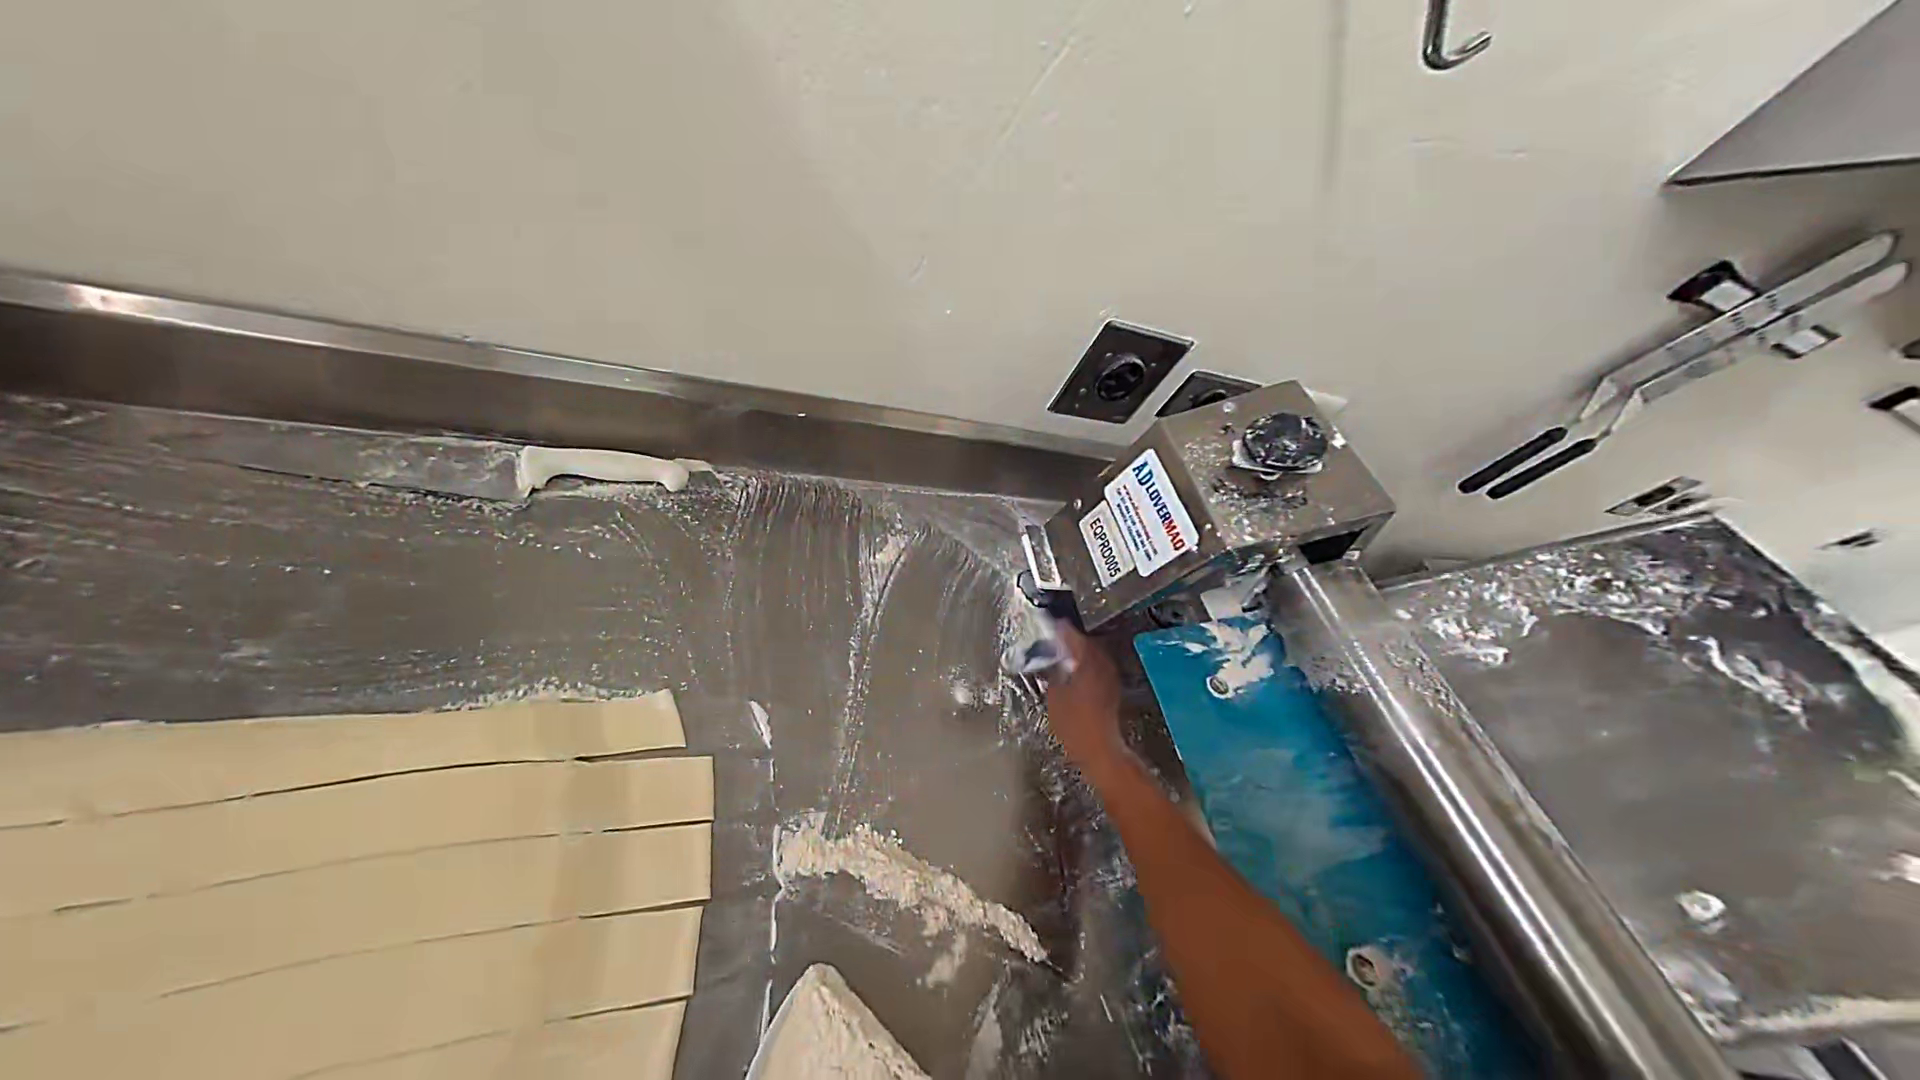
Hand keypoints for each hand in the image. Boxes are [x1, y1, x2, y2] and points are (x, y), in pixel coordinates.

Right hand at [1043, 627, 1128, 775]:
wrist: (1099, 749)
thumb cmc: (1073, 724)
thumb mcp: (1055, 696)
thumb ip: (1054, 672)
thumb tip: (1052, 658)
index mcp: (1087, 663)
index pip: (1074, 638)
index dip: (1063, 630)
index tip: (1053, 624)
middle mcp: (1102, 666)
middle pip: (1088, 644)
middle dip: (1073, 640)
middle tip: (1056, 639)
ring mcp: (1110, 678)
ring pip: (1095, 656)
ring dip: (1081, 652)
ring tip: (1064, 655)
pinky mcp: (1112, 690)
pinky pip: (1099, 668)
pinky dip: (1087, 665)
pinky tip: (1076, 673)